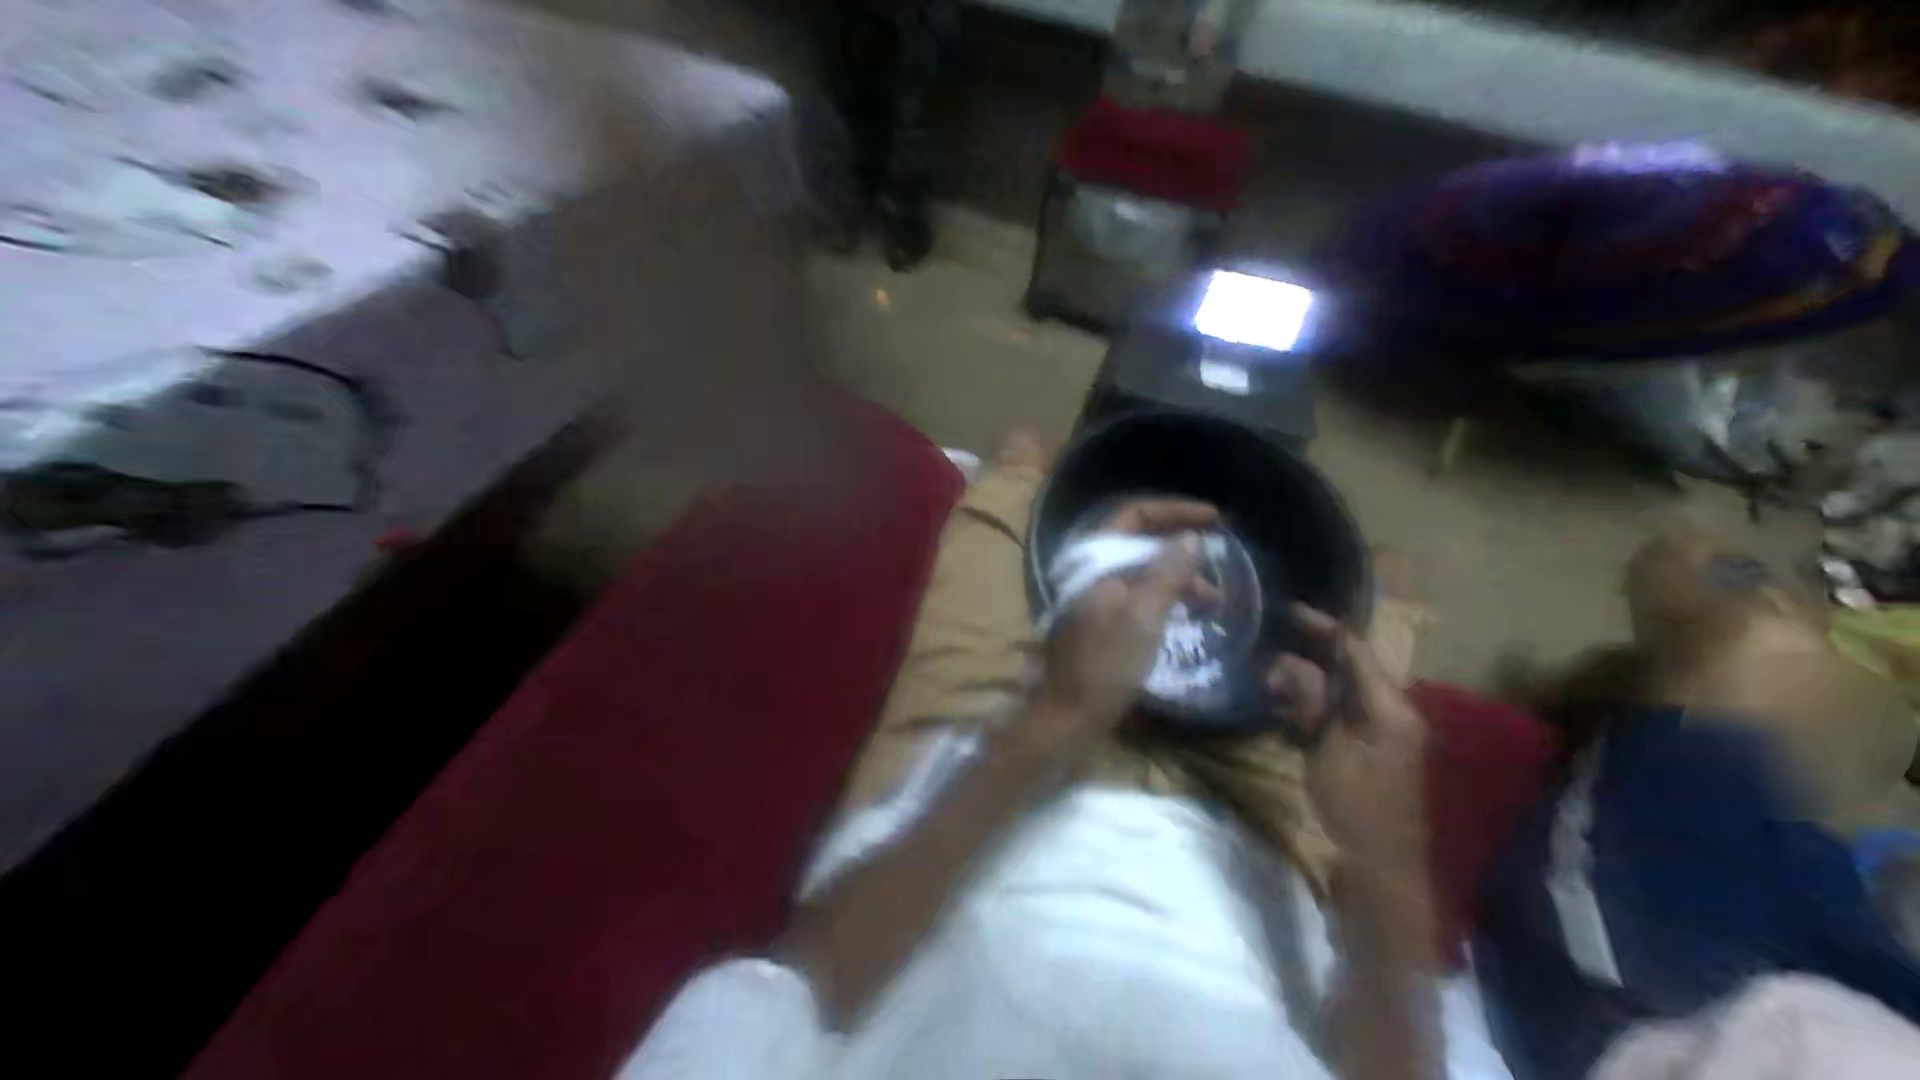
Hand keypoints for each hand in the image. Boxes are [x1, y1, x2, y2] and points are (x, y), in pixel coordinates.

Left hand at [1032, 498, 1218, 751]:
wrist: (1069, 715)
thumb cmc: (1106, 664)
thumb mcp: (1144, 616)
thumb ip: (1167, 572)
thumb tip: (1190, 536)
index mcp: (1094, 561)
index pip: (1133, 514)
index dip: (1174, 510)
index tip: (1216, 518)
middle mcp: (1090, 571)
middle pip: (1139, 542)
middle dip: (1181, 549)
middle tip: (1220, 565)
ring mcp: (1094, 596)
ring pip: (1141, 572)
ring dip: (1177, 578)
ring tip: (1214, 602)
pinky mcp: (1101, 621)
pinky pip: (1137, 595)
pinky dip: (1164, 598)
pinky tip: (1187, 614)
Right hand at [1267, 605, 1428, 876]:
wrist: (1383, 868)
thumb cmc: (1356, 805)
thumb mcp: (1327, 748)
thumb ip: (1310, 699)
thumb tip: (1286, 661)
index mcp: (1389, 705)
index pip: (1355, 649)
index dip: (1320, 626)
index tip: (1285, 611)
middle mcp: (1390, 710)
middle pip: (1348, 666)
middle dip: (1307, 652)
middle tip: (1266, 644)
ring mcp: (1381, 730)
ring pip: (1340, 688)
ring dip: (1305, 678)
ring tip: (1266, 674)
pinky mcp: (1368, 749)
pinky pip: (1337, 711)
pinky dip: (1310, 703)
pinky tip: (1283, 706)